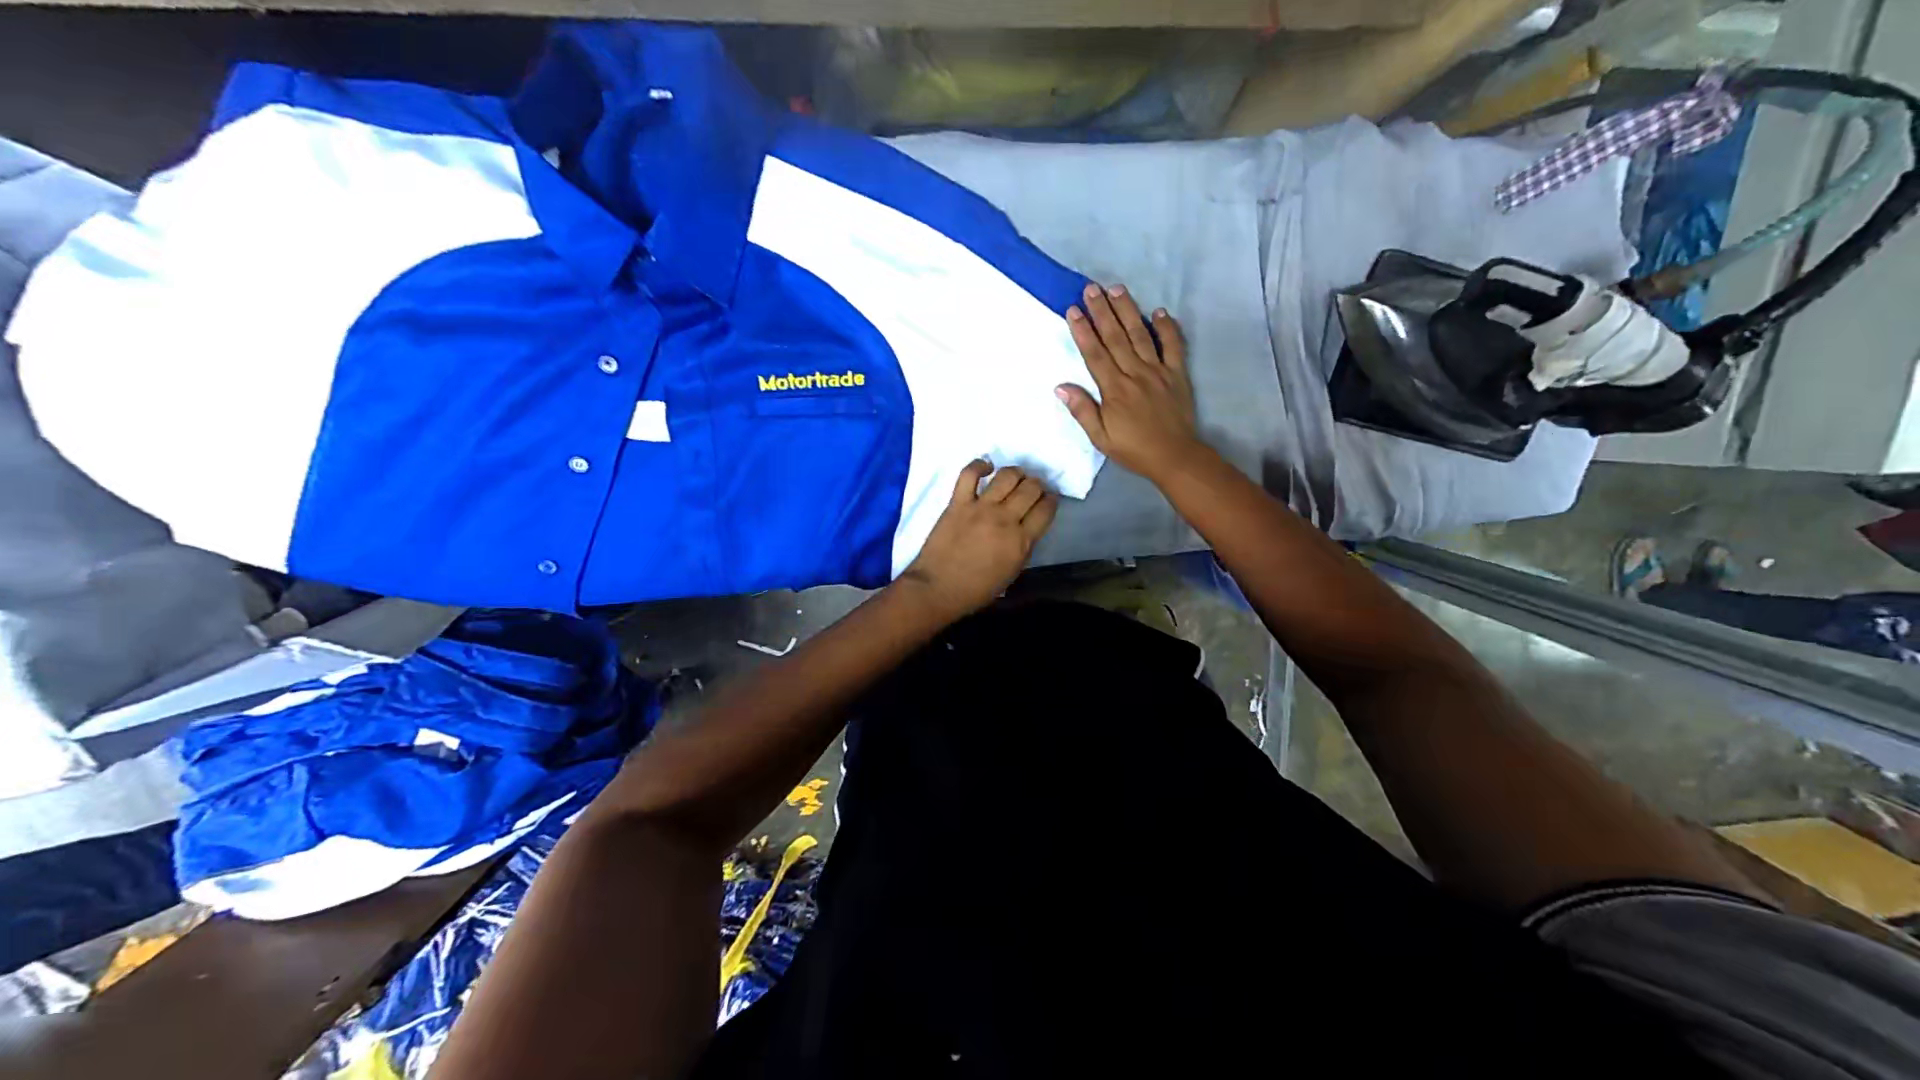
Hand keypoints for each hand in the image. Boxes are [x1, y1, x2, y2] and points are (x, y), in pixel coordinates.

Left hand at [895, 460, 1058, 620]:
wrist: (938, 589)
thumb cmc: (977, 589)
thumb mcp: (1012, 572)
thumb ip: (1024, 546)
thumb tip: (1028, 527)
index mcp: (1021, 541)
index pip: (1046, 509)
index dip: (1051, 500)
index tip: (1048, 499)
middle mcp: (1004, 519)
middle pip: (1031, 488)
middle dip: (1037, 485)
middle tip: (1032, 488)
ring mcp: (980, 508)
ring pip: (1007, 476)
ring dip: (1016, 473)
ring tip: (1015, 476)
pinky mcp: (957, 502)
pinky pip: (969, 474)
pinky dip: (979, 465)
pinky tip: (986, 467)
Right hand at [1056, 282, 1210, 484]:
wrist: (1174, 456)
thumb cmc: (1133, 449)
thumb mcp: (1101, 437)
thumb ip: (1082, 410)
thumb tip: (1061, 387)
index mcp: (1114, 389)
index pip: (1094, 354)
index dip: (1083, 330)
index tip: (1073, 310)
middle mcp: (1134, 373)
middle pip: (1115, 337)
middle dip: (1102, 311)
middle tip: (1091, 288)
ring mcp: (1158, 371)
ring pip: (1140, 335)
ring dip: (1128, 311)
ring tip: (1116, 290)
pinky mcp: (1177, 374)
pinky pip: (1173, 346)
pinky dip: (1167, 327)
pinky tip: (1158, 311)